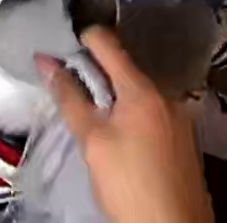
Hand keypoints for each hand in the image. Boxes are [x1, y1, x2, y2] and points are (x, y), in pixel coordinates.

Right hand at [37, 26, 215, 222]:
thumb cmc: (130, 186)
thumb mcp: (91, 141)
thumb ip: (68, 96)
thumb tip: (43, 60)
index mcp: (143, 88)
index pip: (105, 40)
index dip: (79, 38)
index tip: (59, 48)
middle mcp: (165, 94)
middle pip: (121, 63)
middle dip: (93, 68)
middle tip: (68, 81)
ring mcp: (179, 117)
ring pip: (136, 87)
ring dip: (112, 90)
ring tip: (89, 107)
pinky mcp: (183, 140)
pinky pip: (150, 108)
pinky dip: (130, 109)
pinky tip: (116, 131)